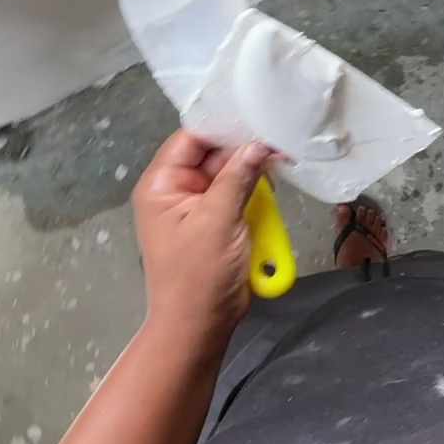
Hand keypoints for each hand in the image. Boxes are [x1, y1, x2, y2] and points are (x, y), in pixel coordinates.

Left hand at [132, 130, 271, 339]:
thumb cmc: (199, 275)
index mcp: (162, 185)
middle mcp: (178, 191)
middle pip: (214, 155)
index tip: (255, 117)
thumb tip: (258, 145)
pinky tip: (276, 186)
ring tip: (282, 160)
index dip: (221, 127)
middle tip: (279, 139)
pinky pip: (241, 197)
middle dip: (244, 150)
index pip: (190, 140)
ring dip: (255, 173)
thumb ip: (238, 177)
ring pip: (232, 174)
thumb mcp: (217, 221)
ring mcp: (201, 208)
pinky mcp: (221, 222)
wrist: (201, 326)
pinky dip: (258, 194)